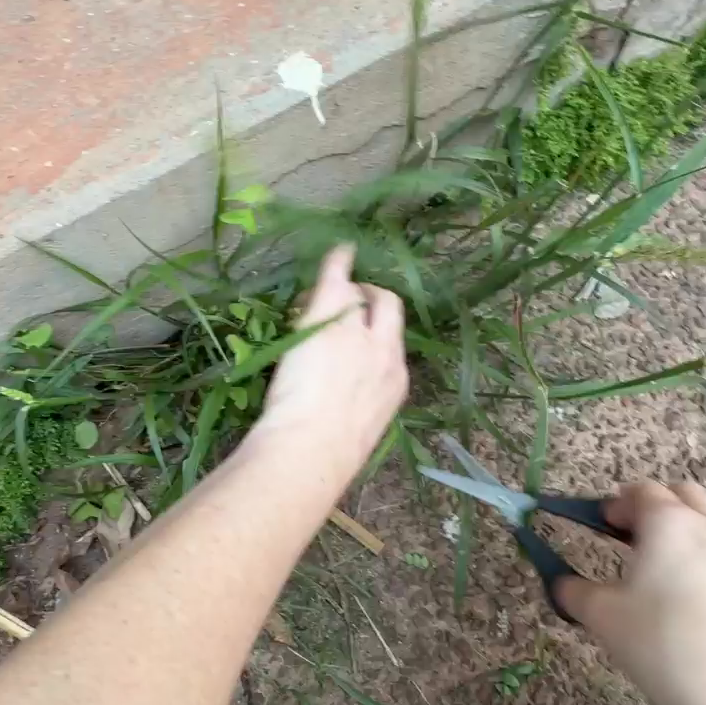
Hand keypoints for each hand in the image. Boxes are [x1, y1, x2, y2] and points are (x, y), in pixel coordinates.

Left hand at [251, 245, 407, 490]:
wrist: (311, 447)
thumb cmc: (325, 453)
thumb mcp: (355, 427)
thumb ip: (355, 401)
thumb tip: (339, 394)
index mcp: (394, 383)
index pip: (391, 342)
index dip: (376, 330)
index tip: (363, 330)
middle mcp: (385, 350)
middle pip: (388, 308)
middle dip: (372, 298)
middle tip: (350, 299)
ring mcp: (358, 329)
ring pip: (360, 295)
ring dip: (346, 290)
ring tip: (329, 287)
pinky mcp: (330, 313)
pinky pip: (337, 278)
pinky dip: (338, 262)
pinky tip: (338, 251)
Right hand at [552, 479, 705, 704]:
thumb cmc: (662, 647)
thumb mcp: (602, 618)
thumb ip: (574, 592)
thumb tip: (562, 585)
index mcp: (670, 524)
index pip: (642, 491)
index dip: (617, 503)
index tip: (602, 524)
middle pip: (686, 495)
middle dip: (658, 507)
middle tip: (634, 539)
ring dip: (689, 538)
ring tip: (666, 581)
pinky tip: (701, 618)